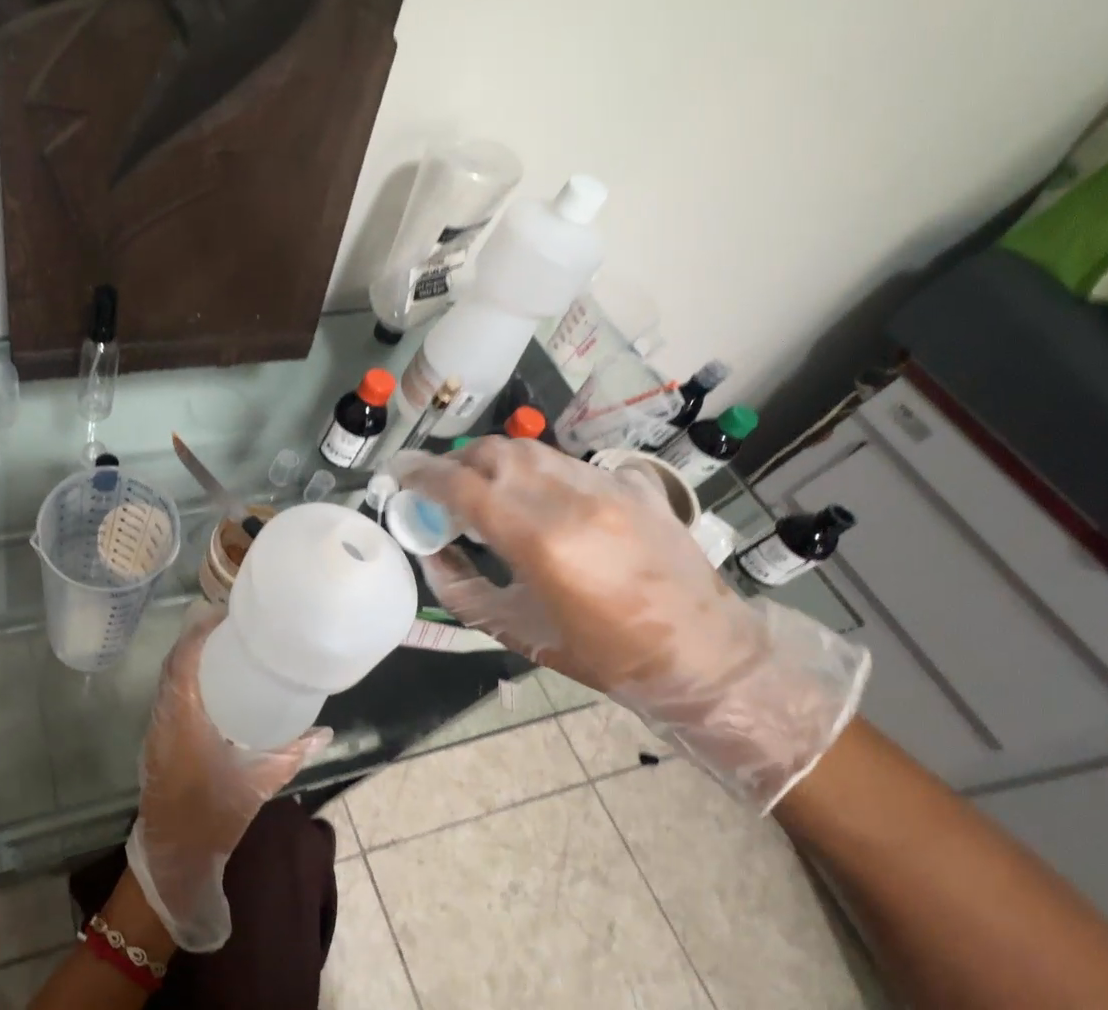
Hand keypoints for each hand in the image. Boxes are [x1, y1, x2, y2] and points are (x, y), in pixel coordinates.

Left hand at [126, 604, 329, 952]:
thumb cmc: (213, 813)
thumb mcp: (258, 782)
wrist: (174, 854)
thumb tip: (325, 731)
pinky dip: (188, 679)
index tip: (227, 613)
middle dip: (199, 638)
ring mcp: (157, 728)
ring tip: (227, 646)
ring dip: (192, 658)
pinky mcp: (159, 740)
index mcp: (183, 716)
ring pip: (170, 679)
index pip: (184, 659)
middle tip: (234, 625)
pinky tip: (214, 683)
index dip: (201, 631)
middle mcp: (165, 714)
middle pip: (175, 662)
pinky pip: (171, 695)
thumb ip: (291, 752)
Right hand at [393, 440, 868, 811]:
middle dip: (454, 462)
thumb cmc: (605, 656)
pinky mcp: (636, 485)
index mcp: (541, 541)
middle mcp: (574, 499)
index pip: (463, 486)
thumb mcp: (515, 632)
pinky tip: (536, 502)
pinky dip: (536, 472)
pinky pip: (568, 463)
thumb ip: (459, 588)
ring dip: (493, 462)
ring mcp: (610, 486)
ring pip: (532, 450)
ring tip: (481, 490)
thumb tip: (428, 551)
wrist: (708, 656)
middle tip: (436, 488)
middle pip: (494, 452)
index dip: (421, 476)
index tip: (398, 477)